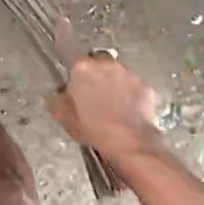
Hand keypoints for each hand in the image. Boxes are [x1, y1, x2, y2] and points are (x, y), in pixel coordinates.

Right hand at [46, 55, 164, 160]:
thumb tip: (59, 94)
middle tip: (92, 98)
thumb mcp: (63, 117)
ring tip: (110, 107)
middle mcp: (106, 65)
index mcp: (82, 69)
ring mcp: (128, 74)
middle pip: (97, 66)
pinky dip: (129, 95)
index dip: (74, 76)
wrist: (129, 143)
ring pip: (116, 75)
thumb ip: (57, 99)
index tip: (75, 87)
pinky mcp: (145, 86)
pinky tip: (125, 112)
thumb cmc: (94, 129)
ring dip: (113, 85)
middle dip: (94, 78)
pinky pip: (133, 87)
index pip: (74, 61)